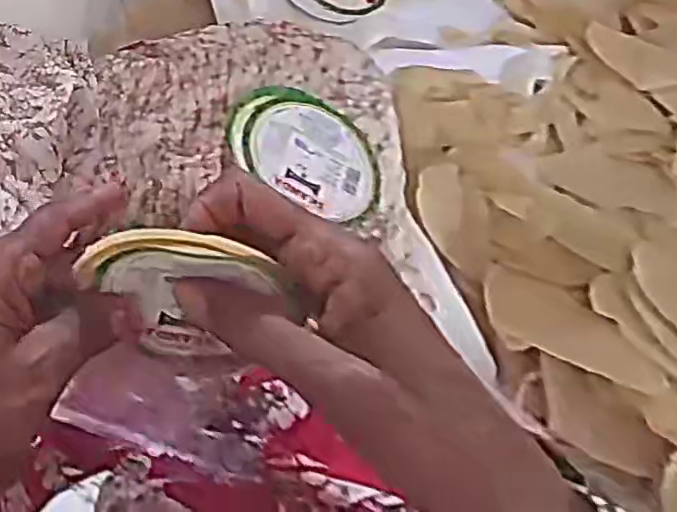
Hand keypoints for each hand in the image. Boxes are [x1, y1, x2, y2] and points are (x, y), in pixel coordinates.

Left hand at [0, 184, 132, 508]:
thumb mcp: (42, 367)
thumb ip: (89, 326)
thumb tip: (134, 303)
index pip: (53, 222)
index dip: (91, 205)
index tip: (123, 189)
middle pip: (55, 242)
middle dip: (99, 243)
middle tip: (146, 238)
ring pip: (52, 269)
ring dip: (90, 275)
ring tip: (139, 270)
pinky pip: (42, 291)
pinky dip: (73, 297)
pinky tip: (109, 304)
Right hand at [173, 173, 579, 511]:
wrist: (503, 497)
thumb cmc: (431, 438)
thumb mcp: (338, 385)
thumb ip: (257, 329)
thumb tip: (182, 284)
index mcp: (339, 255)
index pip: (251, 195)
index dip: (205, 213)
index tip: (178, 260)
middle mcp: (334, 255)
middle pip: (249, 220)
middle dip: (205, 243)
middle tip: (173, 292)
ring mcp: (336, 284)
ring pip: (257, 253)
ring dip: (218, 273)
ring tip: (189, 312)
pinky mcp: (336, 314)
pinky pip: (273, 287)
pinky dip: (241, 300)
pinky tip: (224, 330)